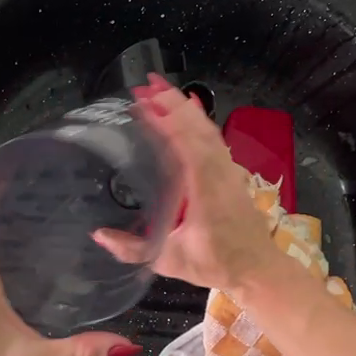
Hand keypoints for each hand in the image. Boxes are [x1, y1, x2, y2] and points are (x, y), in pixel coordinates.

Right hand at [94, 75, 287, 295]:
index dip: (166, 121)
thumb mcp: (168, 260)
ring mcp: (227, 169)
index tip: (144, 104)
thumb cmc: (214, 264)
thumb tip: (98, 234)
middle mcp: (219, 172)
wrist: (256, 269)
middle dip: (170, 104)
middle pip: (197, 128)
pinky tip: (188, 105)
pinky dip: (199, 118)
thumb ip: (131, 250)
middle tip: (143, 87)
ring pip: (207, 129)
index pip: (187, 145)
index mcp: (205, 189)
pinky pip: (214, 137)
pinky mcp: (230, 171)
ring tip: (157, 90)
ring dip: (183, 107)